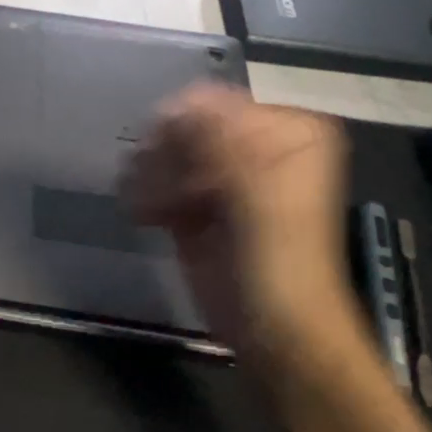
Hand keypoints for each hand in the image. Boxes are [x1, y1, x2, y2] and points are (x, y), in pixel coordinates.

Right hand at [124, 82, 353, 358]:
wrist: (274, 329)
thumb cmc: (276, 262)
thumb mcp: (257, 194)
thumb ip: (222, 143)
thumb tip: (178, 101)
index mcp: (285, 132)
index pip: (215, 104)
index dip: (185, 133)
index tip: (171, 166)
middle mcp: (256, 146)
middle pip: (185, 128)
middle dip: (165, 159)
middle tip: (164, 195)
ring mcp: (224, 176)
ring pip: (165, 155)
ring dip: (150, 180)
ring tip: (152, 211)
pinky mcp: (196, 205)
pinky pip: (157, 182)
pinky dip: (146, 198)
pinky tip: (146, 219)